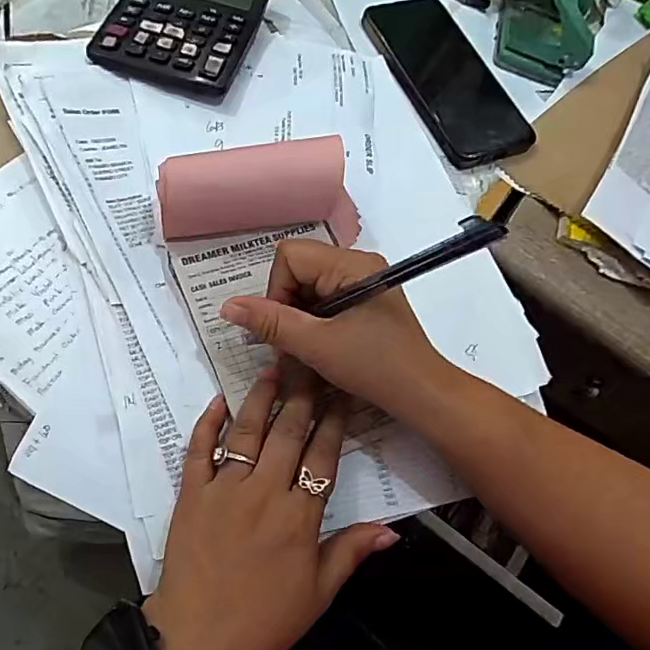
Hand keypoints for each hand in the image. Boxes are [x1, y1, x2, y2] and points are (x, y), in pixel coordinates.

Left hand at [143, 363, 398, 649]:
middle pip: (288, 433)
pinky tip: (219, 401)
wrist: (197, 639)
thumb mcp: (317, 594)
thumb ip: (350, 553)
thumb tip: (390, 530)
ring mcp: (224, 490)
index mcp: (299, 517)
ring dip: (260, 398)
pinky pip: (199, 451)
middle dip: (303, 394)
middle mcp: (263, 493)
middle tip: (312, 362)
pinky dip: (208, 424)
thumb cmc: (263, 622)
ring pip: (246, 433)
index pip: (323, 456)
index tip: (344, 391)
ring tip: (272, 368)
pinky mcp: (191, 495)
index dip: (335, 420)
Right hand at [218, 239, 454, 415]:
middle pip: (297, 269)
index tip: (283, 330)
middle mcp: (358, 263)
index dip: (275, 292)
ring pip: (307, 287)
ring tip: (305, 350)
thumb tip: (228, 307)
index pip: (289, 257)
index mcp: (351, 264)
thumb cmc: (374, 367)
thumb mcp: (316, 346)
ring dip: (297, 318)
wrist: (421, 393)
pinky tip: (318, 347)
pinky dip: (312, 323)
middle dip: (285, 307)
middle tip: (291, 345)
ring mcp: (363, 281)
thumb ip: (271, 323)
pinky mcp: (365, 300)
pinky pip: (324, 300)